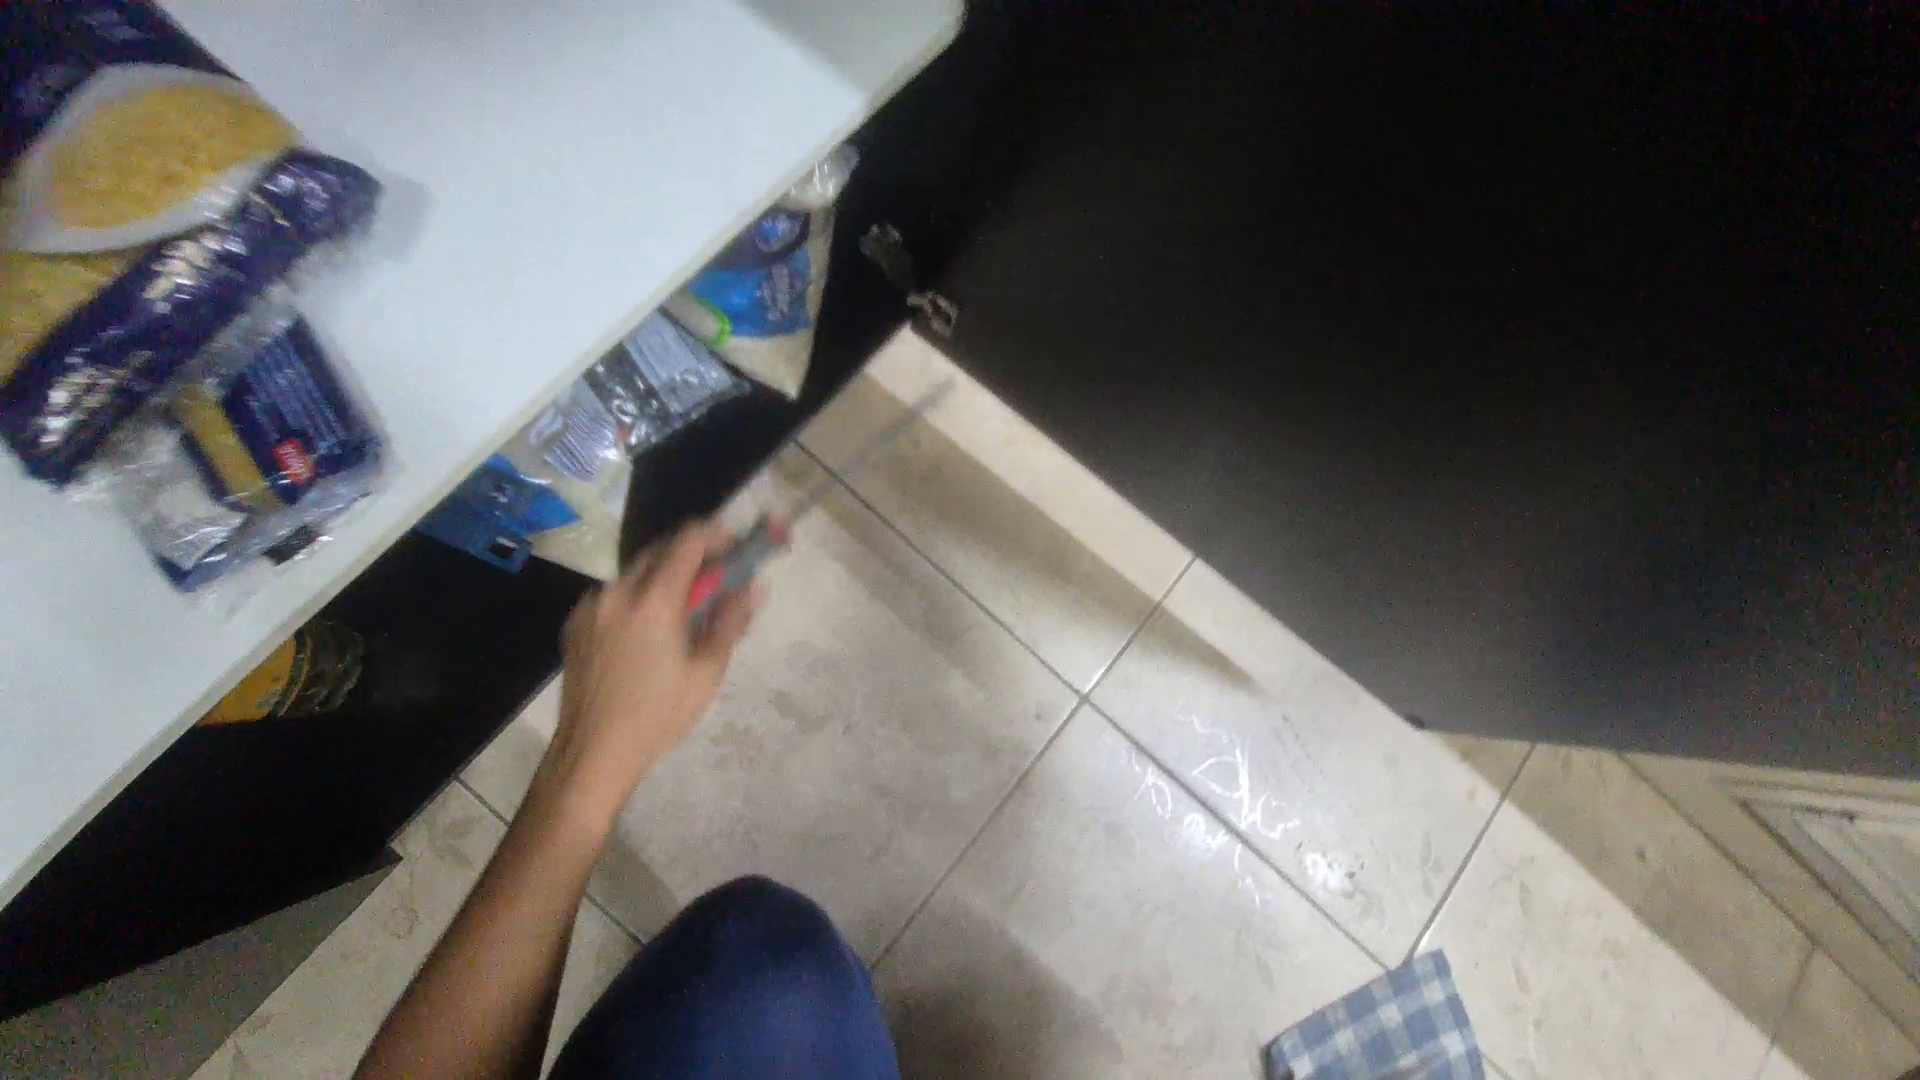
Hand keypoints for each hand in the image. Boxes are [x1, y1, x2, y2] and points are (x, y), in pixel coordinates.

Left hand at [526, 522, 759, 839]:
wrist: (593, 751)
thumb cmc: (660, 713)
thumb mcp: (708, 670)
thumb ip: (731, 620)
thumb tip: (754, 586)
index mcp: (654, 599)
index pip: (688, 540)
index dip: (717, 535)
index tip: (736, 547)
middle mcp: (618, 591)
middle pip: (661, 550)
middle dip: (693, 557)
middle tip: (717, 581)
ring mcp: (592, 605)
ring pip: (637, 573)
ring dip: (665, 579)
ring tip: (683, 615)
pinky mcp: (576, 623)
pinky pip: (616, 595)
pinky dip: (638, 599)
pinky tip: (648, 635)